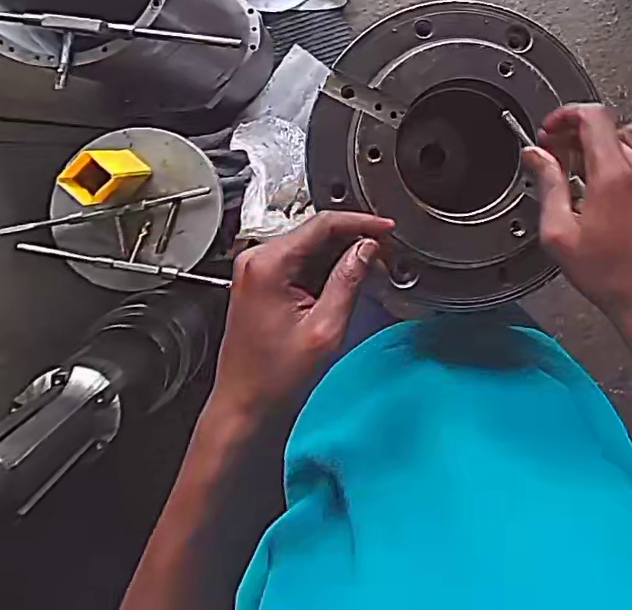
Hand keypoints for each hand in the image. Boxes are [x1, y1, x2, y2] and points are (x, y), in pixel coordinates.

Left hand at [208, 211, 394, 421]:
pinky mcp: (261, 280)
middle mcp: (257, 259)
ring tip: (369, 274)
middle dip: (354, 241)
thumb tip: (367, 247)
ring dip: (342, 256)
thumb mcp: (325, 329)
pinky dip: (327, 268)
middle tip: (384, 256)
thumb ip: (349, 280)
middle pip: (317, 232)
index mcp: (268, 264)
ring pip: (312, 245)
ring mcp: (256, 269)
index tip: (386, 227)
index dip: (361, 222)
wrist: (244, 407)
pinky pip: (302, 261)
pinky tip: (345, 284)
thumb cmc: (274, 379)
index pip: (323, 224)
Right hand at [519, 104, 631, 362]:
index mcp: (615, 175)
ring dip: (609, 146)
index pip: (593, 116)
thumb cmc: (613, 278)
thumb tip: (536, 156)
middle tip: (563, 155)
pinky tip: (618, 186)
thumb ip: (547, 184)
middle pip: (611, 126)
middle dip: (581, 136)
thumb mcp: (561, 234)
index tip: (553, 129)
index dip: (566, 115)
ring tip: (590, 172)